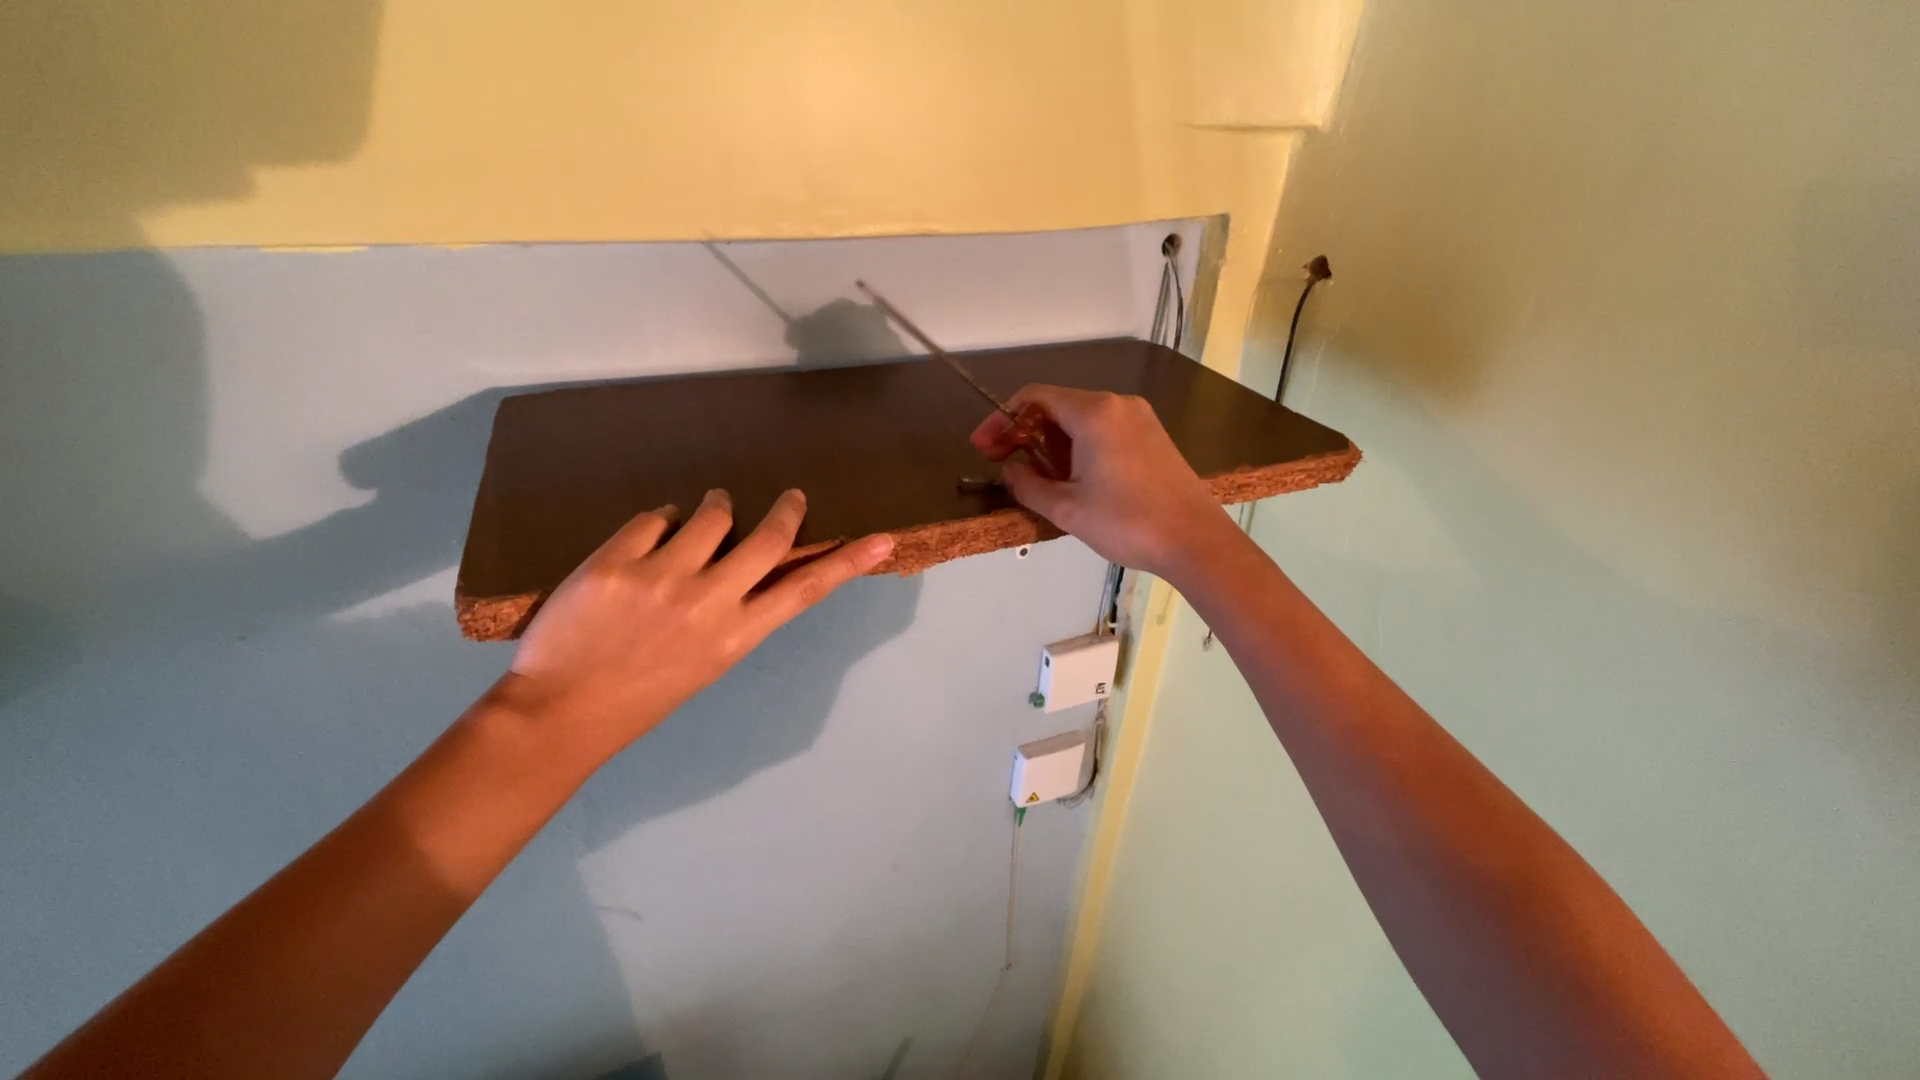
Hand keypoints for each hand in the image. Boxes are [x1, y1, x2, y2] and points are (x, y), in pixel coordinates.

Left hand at [506, 488, 893, 758]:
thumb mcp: (704, 663)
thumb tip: (743, 565)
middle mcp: (710, 601)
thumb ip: (731, 616)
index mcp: (736, 636)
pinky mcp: (618, 560)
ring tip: (709, 510)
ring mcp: (663, 577)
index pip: (805, 590)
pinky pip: (655, 517)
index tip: (883, 539)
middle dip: (786, 510)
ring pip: (712, 515)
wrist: (559, 712)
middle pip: (769, 538)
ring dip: (718, 506)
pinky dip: (662, 519)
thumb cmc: (638, 697)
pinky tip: (653, 534)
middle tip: (790, 496)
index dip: (848, 562)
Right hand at [969, 385, 1231, 580]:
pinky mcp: (1153, 438)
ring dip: (1052, 444)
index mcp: (1094, 413)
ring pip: (1081, 420)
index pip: (1035, 397)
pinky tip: (1073, 479)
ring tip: (1037, 480)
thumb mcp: (1067, 509)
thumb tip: (1011, 472)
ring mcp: (1140, 420)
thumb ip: (1029, 486)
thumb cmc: (1128, 523)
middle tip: (1004, 465)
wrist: (1196, 542)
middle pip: (1058, 406)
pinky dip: (1079, 447)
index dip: (1002, 420)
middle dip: (1025, 433)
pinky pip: (1104, 431)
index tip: (983, 448)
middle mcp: (1118, 405)